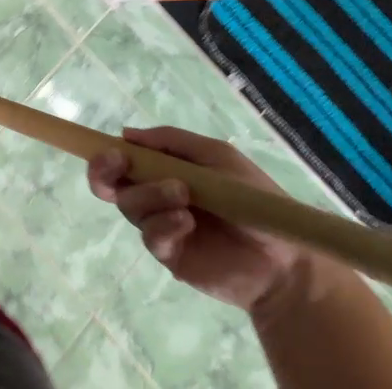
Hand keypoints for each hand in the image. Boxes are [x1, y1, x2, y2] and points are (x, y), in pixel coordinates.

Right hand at [87, 126, 304, 313]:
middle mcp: (154, 196)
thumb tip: (126, 134)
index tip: (114, 150)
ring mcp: (160, 225)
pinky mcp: (169, 253)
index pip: (120, 161)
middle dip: (105, 172)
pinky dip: (163, 224)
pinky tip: (186, 222)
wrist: (287, 258)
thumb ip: (173, 141)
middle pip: (109, 184)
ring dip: (149, 194)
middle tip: (121, 164)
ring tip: (182, 195)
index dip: (106, 154)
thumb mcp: (219, 158)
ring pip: (129, 205)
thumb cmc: (255, 200)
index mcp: (162, 171)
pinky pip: (150, 235)